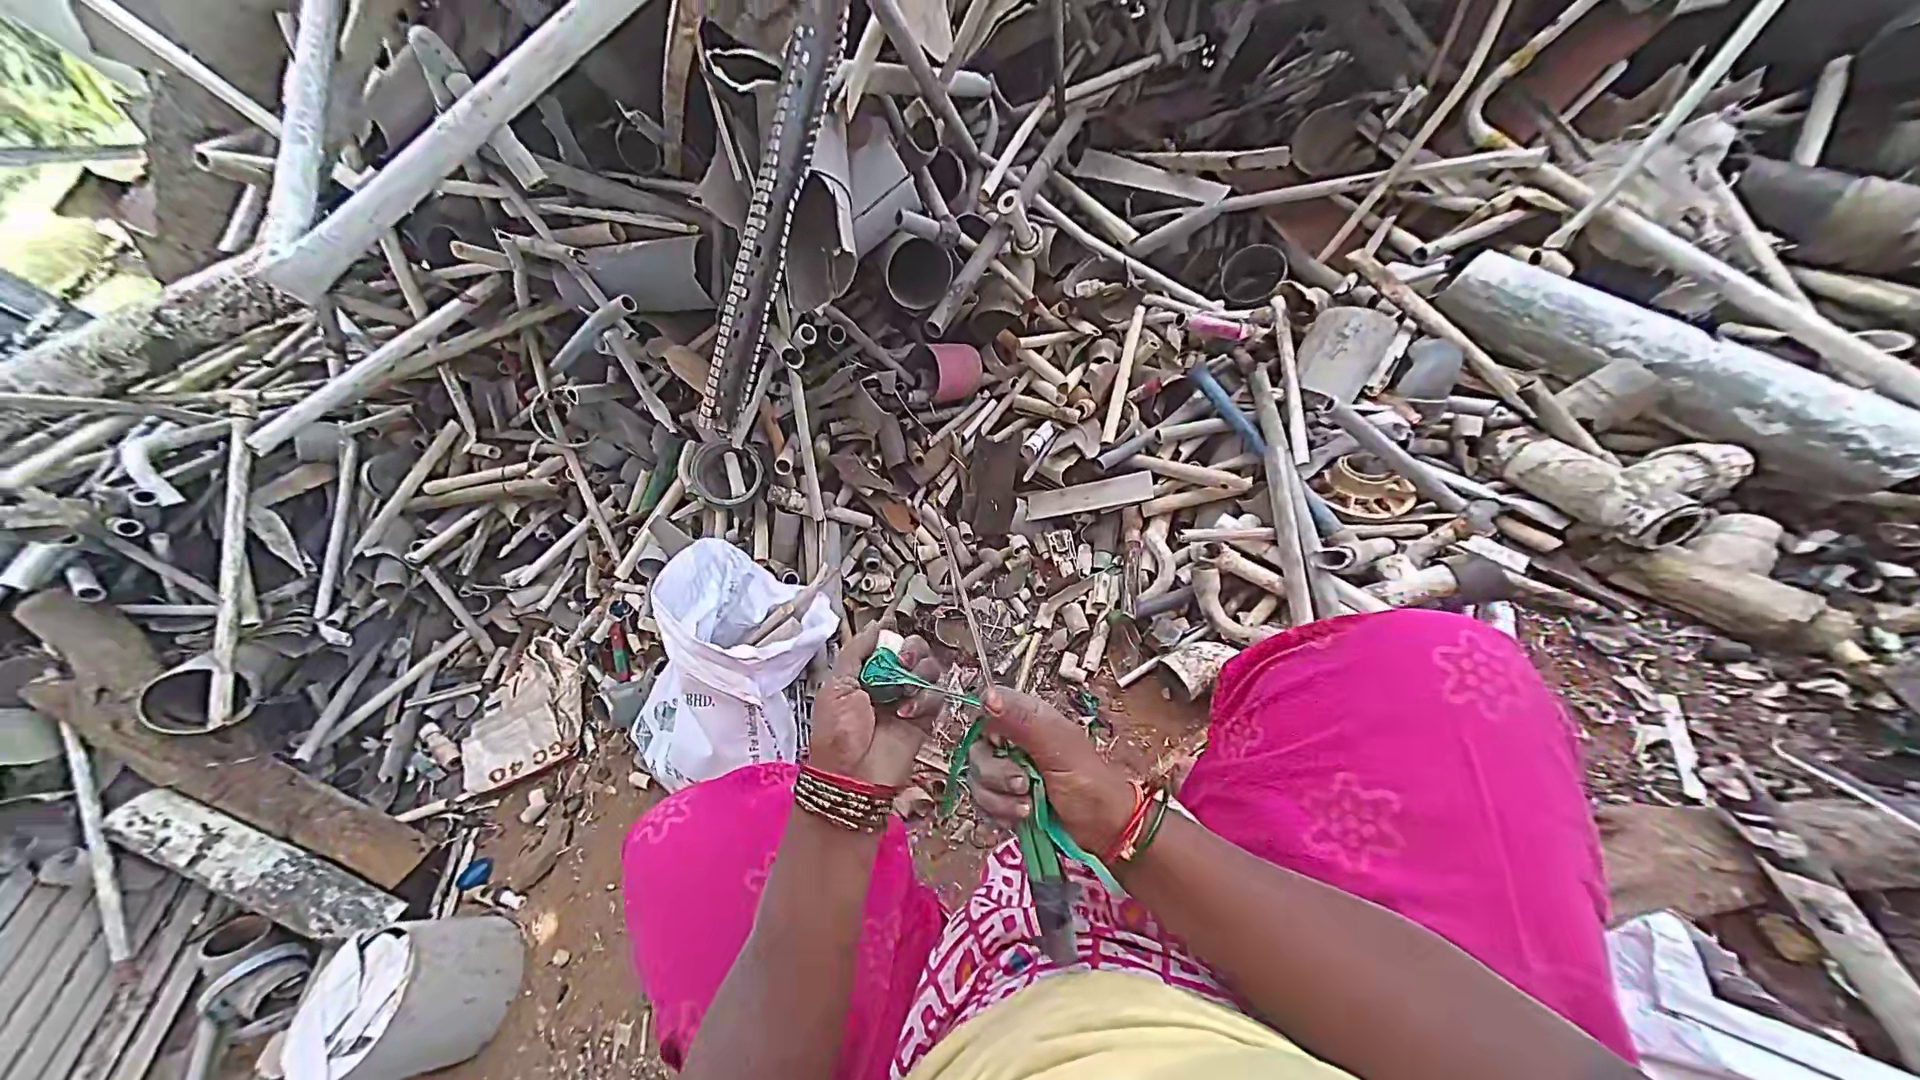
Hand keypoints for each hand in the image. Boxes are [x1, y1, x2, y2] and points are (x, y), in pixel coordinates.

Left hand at [808, 622, 943, 787]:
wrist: (851, 776)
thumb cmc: (836, 731)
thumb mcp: (836, 684)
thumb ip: (856, 651)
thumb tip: (877, 625)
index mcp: (867, 671)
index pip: (890, 643)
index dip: (895, 639)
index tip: (892, 643)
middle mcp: (890, 681)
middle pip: (916, 651)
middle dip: (913, 652)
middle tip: (902, 664)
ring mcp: (909, 699)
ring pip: (931, 670)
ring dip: (920, 675)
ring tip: (904, 691)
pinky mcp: (925, 718)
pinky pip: (937, 696)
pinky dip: (925, 700)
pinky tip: (907, 712)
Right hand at [967, 687, 1136, 854]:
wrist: (1105, 832)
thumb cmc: (1091, 785)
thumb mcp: (1059, 747)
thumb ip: (1023, 720)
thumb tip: (987, 697)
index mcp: (1028, 719)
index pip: (987, 708)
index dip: (986, 727)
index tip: (999, 746)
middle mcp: (1013, 741)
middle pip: (978, 749)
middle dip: (996, 773)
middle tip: (1023, 783)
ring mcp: (1007, 771)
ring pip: (977, 778)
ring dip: (1000, 798)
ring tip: (1028, 805)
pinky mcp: (1004, 798)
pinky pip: (982, 802)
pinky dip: (1000, 812)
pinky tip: (1022, 815)